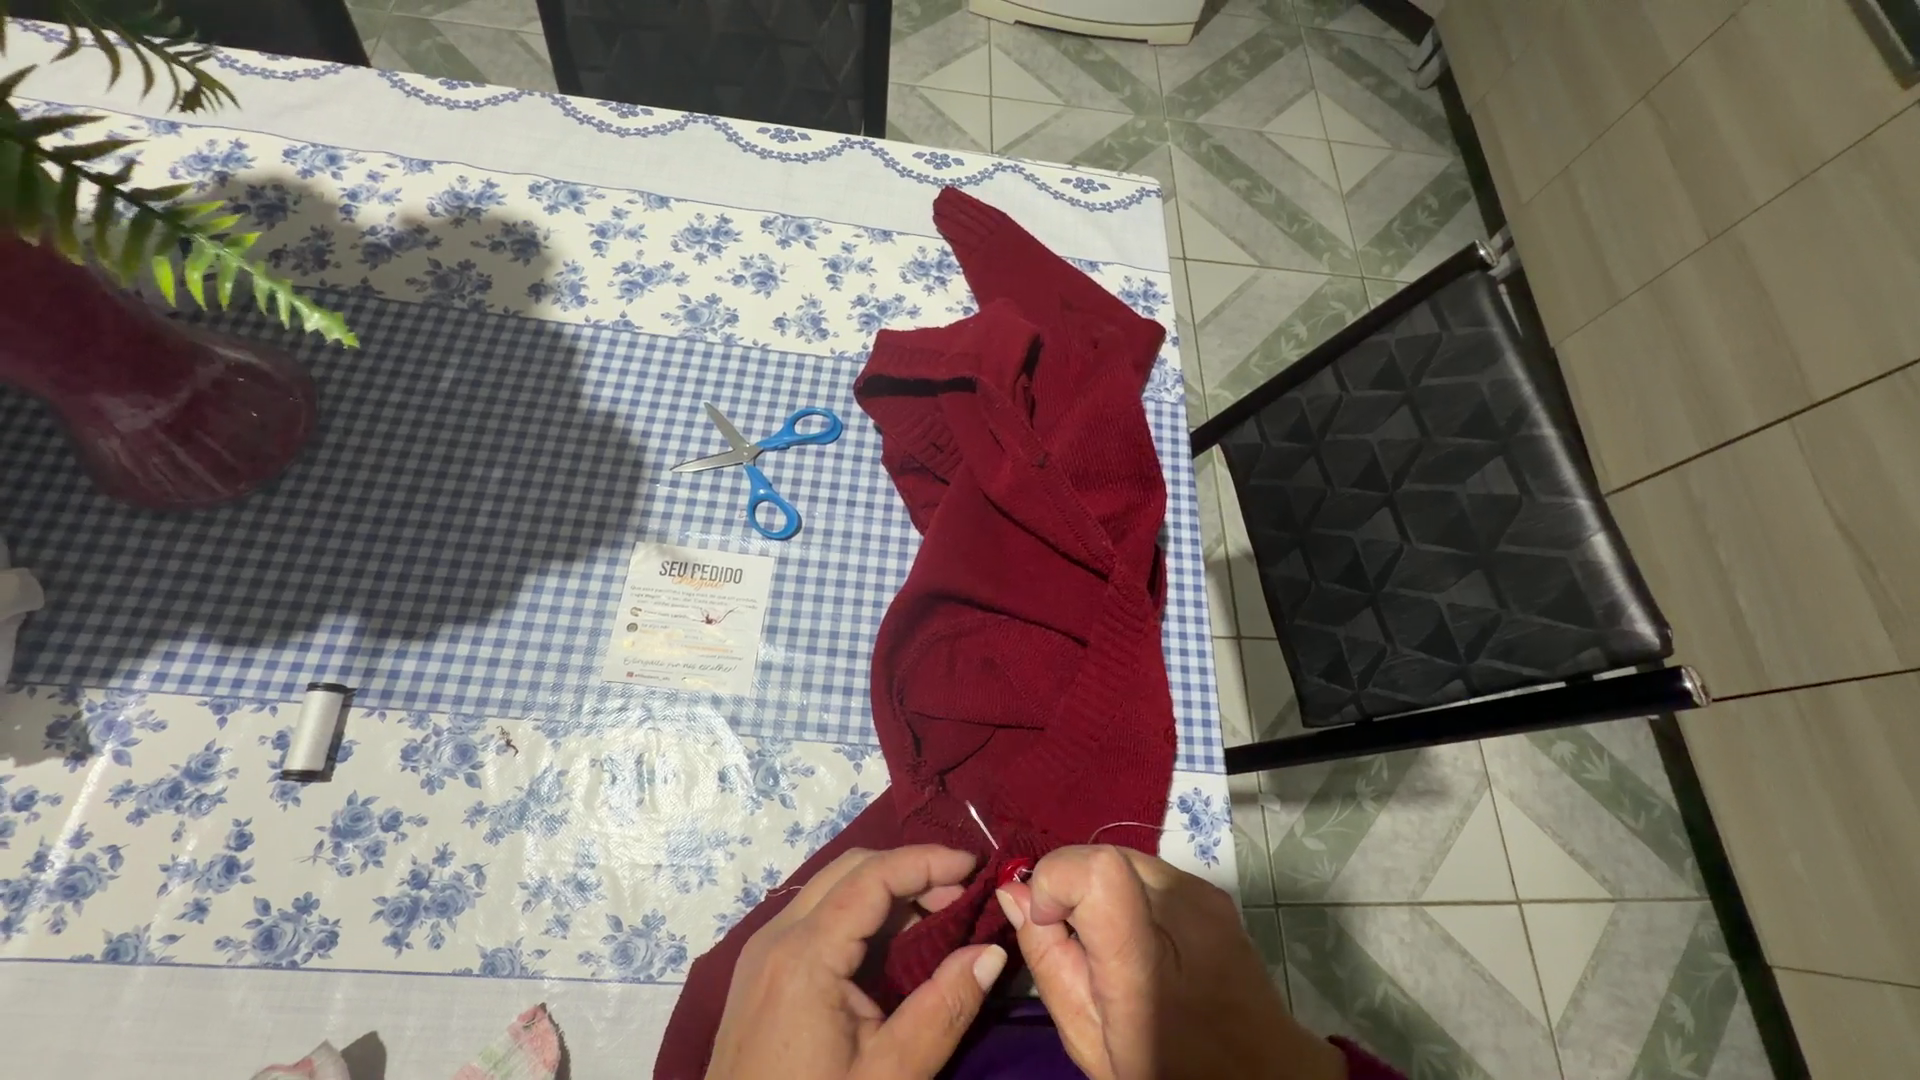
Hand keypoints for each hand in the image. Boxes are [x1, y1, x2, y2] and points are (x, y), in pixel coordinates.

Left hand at [706, 845, 1008, 1079]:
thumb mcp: (888, 1076)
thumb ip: (943, 1009)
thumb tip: (992, 952)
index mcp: (804, 954)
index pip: (873, 875)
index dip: (927, 861)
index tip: (975, 866)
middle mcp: (776, 936)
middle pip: (851, 869)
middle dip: (910, 869)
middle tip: (961, 895)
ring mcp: (762, 951)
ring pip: (831, 887)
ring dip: (886, 888)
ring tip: (938, 914)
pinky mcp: (760, 970)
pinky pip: (816, 915)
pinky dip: (860, 911)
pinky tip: (894, 942)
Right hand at [996, 846, 1345, 1079]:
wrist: (1261, 1076)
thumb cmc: (1169, 1070)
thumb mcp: (1090, 1038)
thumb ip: (1048, 960)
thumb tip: (1014, 894)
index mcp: (1147, 960)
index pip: (1097, 870)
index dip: (1057, 880)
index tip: (1049, 922)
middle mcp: (1181, 910)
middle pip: (1099, 855)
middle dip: (1068, 884)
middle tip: (1074, 938)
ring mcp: (1202, 893)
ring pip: (1120, 855)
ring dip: (1097, 886)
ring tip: (1107, 940)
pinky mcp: (1212, 890)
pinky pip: (1148, 867)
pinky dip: (1126, 890)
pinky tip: (1139, 935)